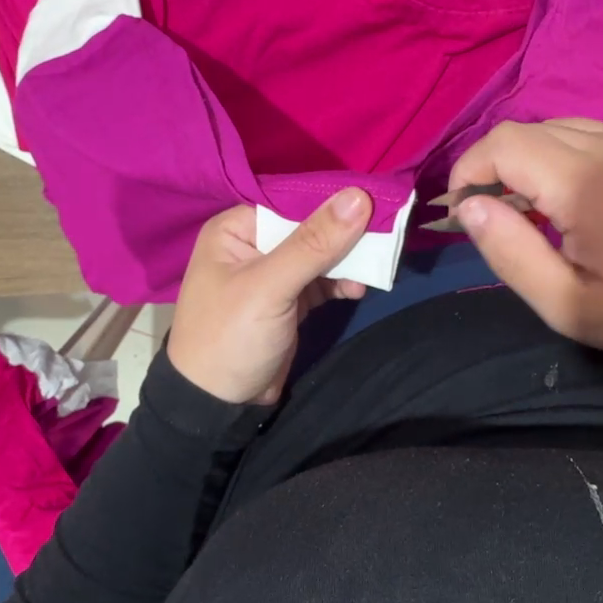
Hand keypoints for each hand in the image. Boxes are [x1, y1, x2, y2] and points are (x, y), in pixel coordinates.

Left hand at [167, 190, 371, 403]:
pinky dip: (341, 283)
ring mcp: (271, 275)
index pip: (289, 202)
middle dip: (345, 233)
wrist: (217, 406)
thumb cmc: (230, 338)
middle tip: (385, 234)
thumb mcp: (271, 287)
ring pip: (319, 255)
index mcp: (234, 230)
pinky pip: (320, 282)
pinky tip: (359, 289)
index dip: (331, 200)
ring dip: (348, 260)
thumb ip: (314, 243)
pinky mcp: (287, 302)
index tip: (375, 198)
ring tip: (376, 266)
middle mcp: (251, 246)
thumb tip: (359, 196)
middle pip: (308, 227)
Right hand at [449, 119, 602, 355]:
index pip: (503, 144)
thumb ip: (508, 252)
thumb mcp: (563, 304)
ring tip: (545, 208)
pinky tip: (591, 196)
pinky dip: (577, 157)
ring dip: (537, 162)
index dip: (469, 170)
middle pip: (530, 131)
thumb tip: (469, 205)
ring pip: (564, 128)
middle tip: (501, 216)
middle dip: (498, 168)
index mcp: (589, 186)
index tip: (465, 209)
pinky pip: (602, 132)